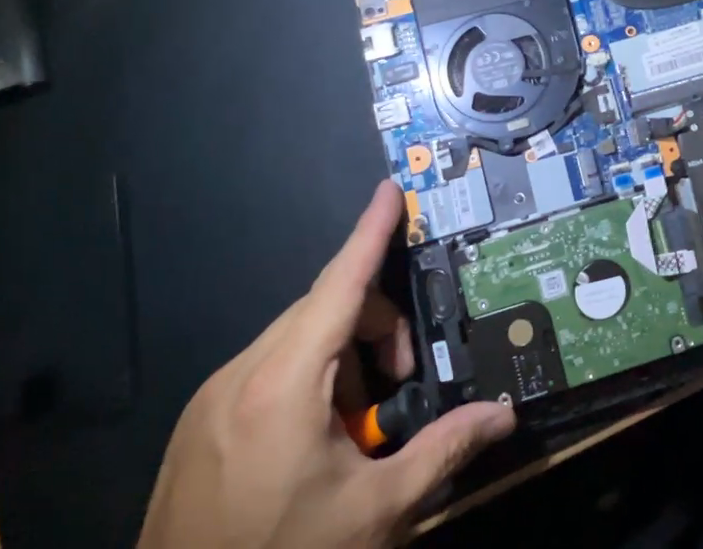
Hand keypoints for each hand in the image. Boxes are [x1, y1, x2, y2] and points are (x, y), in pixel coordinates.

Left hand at [139, 183, 514, 548]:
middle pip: (322, 308)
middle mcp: (241, 376)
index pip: (338, 287)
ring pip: (295, 338)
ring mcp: (213, 397)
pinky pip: (266, 367)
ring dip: (343, 356)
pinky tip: (319, 437)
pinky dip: (308, 377)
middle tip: (403, 380)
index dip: (369, 234)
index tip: (390, 191)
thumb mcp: (377, 511)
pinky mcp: (199, 421)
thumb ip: (444, 451)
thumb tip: (502, 415)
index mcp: (283, 386)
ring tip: (358, 425)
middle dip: (375, 324)